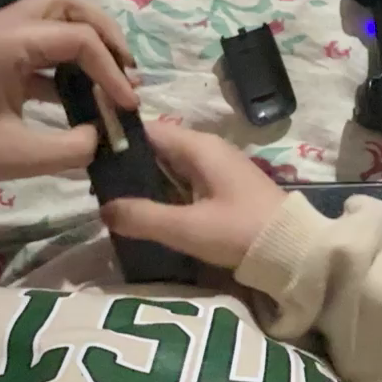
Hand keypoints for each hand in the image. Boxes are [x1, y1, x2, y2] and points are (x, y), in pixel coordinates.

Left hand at [0, 0, 139, 205]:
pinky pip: (40, 44)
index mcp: (5, 42)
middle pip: (68, 5)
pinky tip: (82, 96)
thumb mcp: (16, 158)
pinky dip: (68, 63)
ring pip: (54, 19)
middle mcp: (1, 27)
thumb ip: (71, 148)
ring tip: (113, 79)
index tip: (129, 106)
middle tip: (128, 71)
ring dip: (88, 43)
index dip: (113, 71)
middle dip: (106, 35)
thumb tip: (104, 137)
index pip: (79, 38)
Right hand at [101, 123, 288, 268]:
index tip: (88, 159)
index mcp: (199, 147)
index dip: (117, 141)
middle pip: (157, 149)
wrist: (294, 251)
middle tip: (97, 190)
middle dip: (129, 166)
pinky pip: (186, 184)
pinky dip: (167, 195)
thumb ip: (143, 217)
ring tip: (116, 205)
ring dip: (147, 184)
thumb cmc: (240, 232)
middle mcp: (208, 150)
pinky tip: (151, 215)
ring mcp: (219, 169)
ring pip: (171, 168)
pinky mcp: (226, 189)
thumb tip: (103, 208)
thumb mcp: (187, 228)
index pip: (147, 131)